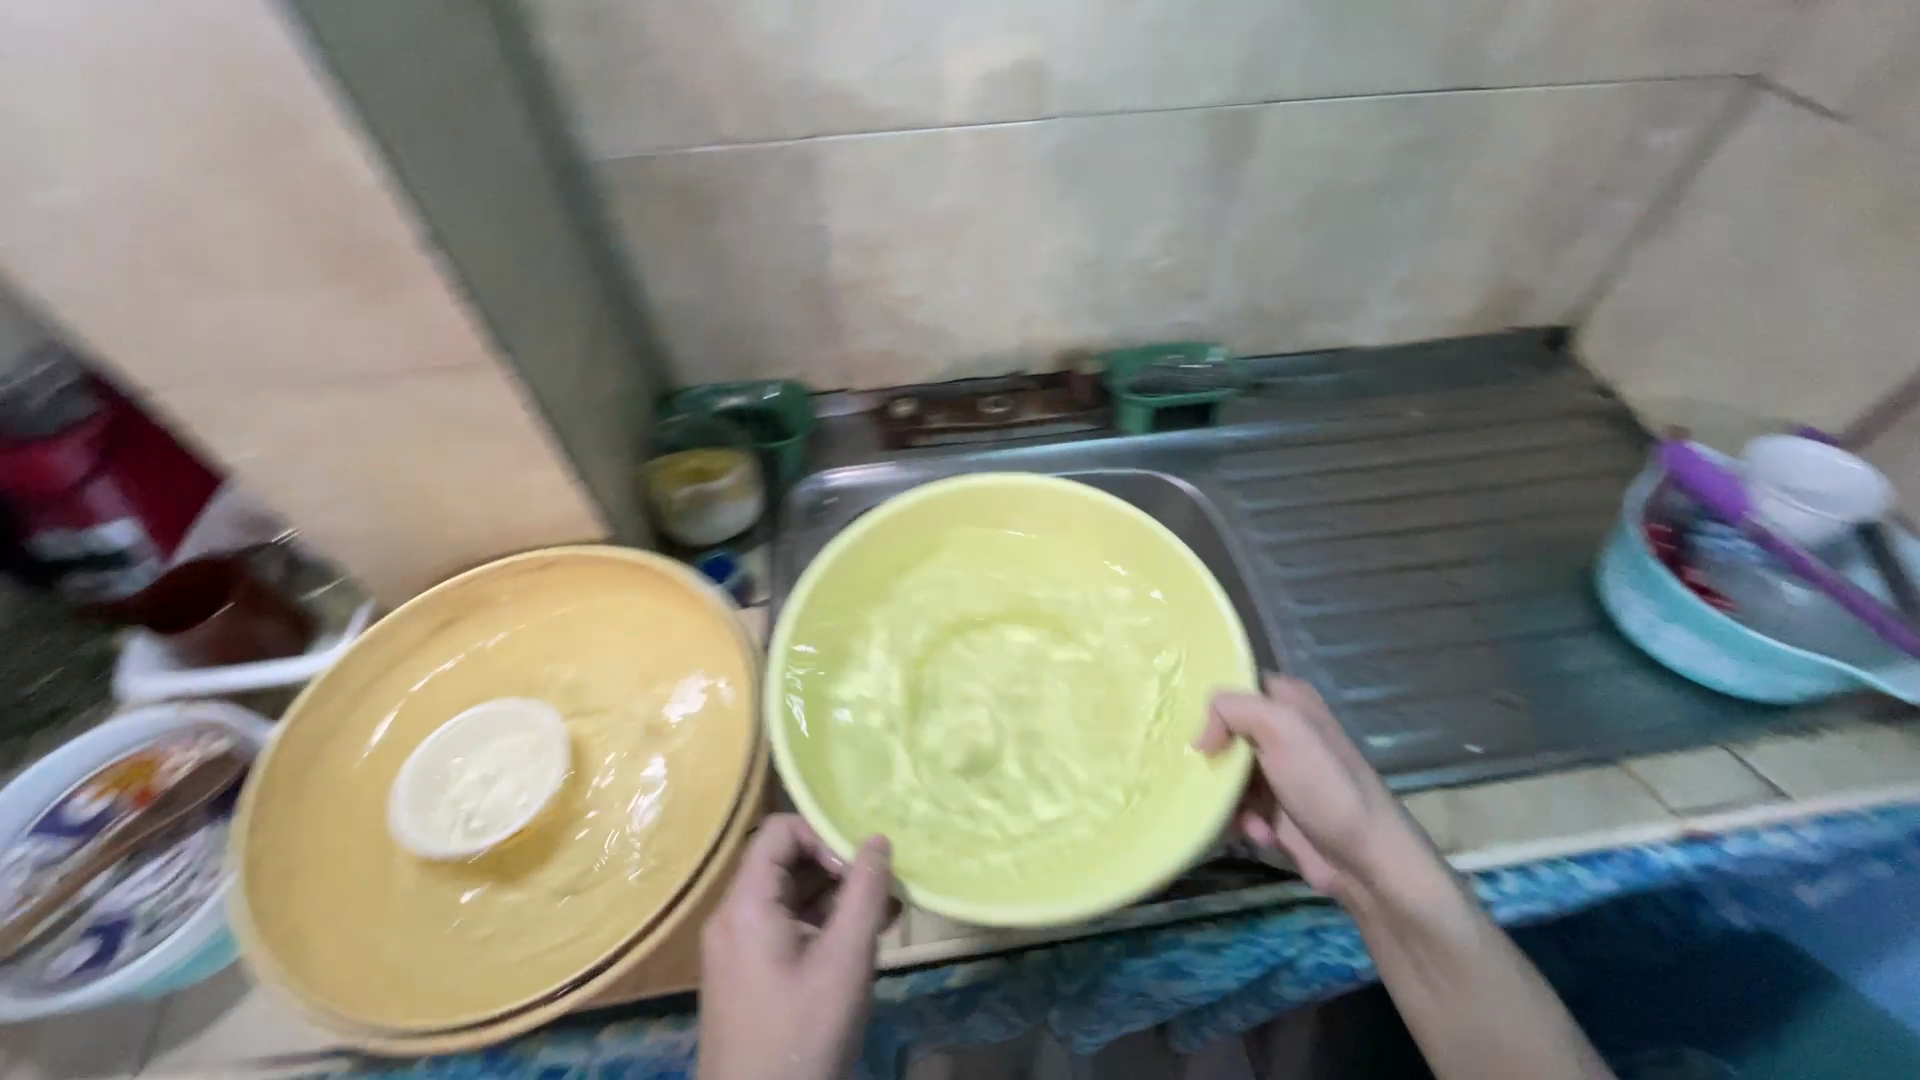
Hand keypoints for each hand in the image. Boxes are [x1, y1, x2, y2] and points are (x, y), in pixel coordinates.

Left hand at [698, 815, 893, 1079]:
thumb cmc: (802, 1034)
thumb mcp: (845, 960)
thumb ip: (865, 893)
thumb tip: (878, 839)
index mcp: (745, 904)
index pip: (779, 830)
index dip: (822, 835)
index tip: (858, 866)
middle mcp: (733, 916)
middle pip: (785, 862)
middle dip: (837, 867)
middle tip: (882, 888)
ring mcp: (737, 947)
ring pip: (789, 896)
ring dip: (835, 897)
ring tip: (885, 914)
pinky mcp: (747, 973)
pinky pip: (784, 927)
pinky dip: (821, 924)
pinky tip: (861, 940)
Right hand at [1195, 675, 1424, 902]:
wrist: (1365, 859)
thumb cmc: (1325, 785)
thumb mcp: (1280, 727)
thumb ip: (1232, 709)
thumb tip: (1200, 738)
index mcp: (1289, 699)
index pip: (1235, 685)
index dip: (1213, 704)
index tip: (1195, 728)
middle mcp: (1283, 730)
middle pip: (1224, 730)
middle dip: (1213, 756)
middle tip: (1205, 772)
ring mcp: (1278, 770)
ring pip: (1224, 770)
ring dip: (1226, 795)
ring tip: (1242, 813)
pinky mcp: (1275, 807)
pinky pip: (1237, 804)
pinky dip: (1242, 818)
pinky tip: (1260, 832)